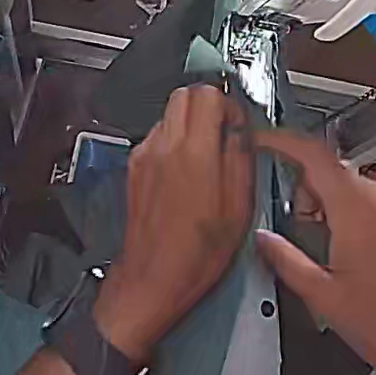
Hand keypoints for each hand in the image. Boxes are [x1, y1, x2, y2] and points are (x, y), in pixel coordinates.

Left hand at [95, 85, 254, 360]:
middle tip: (223, 131)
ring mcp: (145, 155)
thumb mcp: (238, 208)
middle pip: (185, 94)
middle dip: (208, 105)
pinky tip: (186, 171)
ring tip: (206, 155)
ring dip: (191, 123)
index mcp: (194, 152)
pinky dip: (175, 141)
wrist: (151, 280)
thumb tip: (241, 132)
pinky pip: (158, 136)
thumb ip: (241, 158)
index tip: (236, 126)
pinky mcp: (134, 167)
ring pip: (170, 113)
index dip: (228, 105)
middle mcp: (164, 146)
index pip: (207, 95)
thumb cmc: (195, 254)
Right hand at [254, 131, 375, 374]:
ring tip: (333, 251)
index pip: (314, 156)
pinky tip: (360, 254)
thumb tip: (264, 239)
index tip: (266, 142)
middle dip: (309, 192)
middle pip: (334, 171)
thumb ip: (286, 259)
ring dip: (335, 204)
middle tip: (301, 228)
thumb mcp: (324, 297)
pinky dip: (361, 213)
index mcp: (359, 212)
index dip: (283, 142)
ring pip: (357, 186)